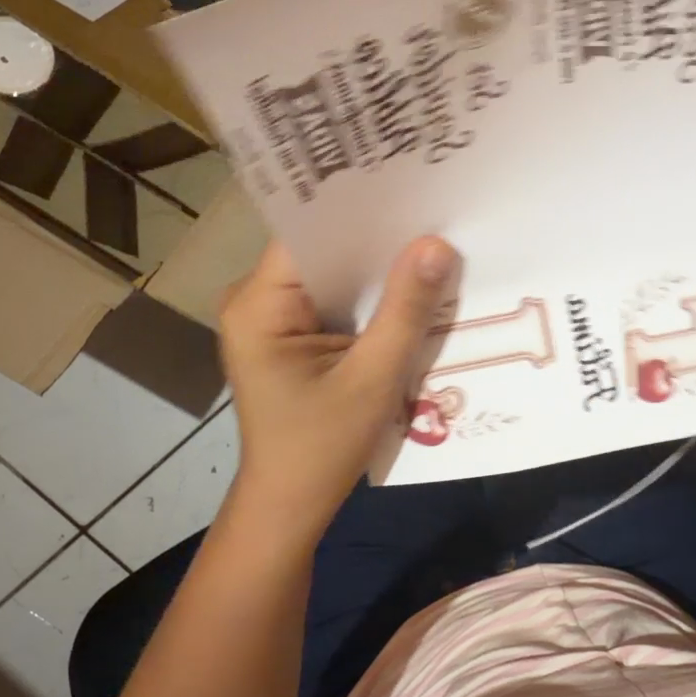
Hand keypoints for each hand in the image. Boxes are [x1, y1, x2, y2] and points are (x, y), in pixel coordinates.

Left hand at [219, 236, 456, 512]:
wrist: (291, 505)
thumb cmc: (322, 447)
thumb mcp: (373, 378)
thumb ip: (405, 310)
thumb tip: (437, 244)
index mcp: (258, 304)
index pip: (311, 234)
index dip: (362, 213)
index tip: (414, 191)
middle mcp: (256, 301)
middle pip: (324, 252)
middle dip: (379, 243)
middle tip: (438, 217)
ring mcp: (273, 321)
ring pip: (335, 279)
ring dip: (379, 273)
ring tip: (435, 247)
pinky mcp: (293, 340)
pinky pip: (337, 305)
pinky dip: (372, 302)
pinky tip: (413, 292)